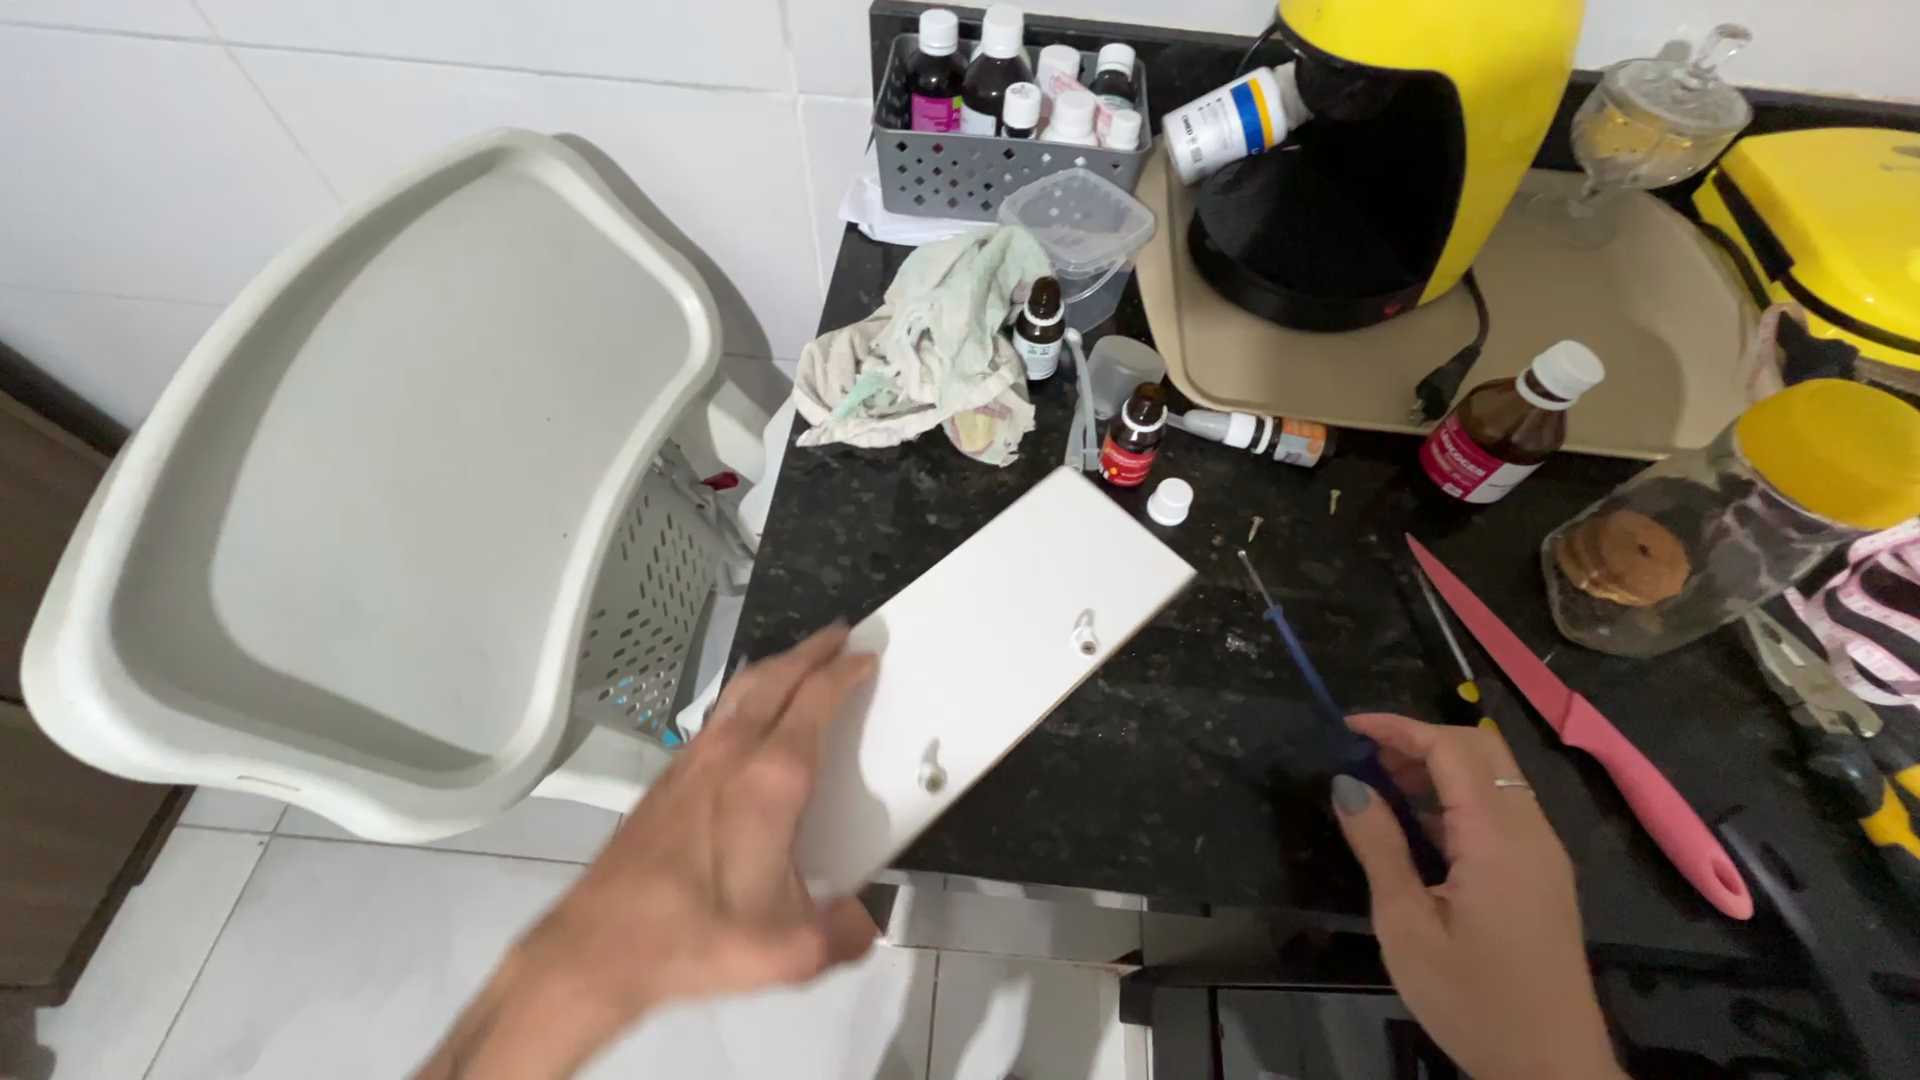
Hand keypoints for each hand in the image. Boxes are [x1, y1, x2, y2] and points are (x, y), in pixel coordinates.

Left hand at [416, 625, 880, 1079]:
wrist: (600, 947)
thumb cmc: (700, 935)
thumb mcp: (790, 949)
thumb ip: (843, 932)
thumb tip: (865, 922)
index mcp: (774, 777)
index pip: (817, 698)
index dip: (846, 670)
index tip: (866, 655)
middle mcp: (736, 751)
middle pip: (779, 676)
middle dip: (814, 650)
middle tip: (841, 636)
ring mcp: (697, 756)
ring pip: (744, 687)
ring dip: (779, 665)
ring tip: (801, 661)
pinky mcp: (671, 773)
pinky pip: (721, 710)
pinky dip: (749, 691)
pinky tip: (751, 712)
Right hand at [1331, 713, 1626, 1079]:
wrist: (1553, 1074)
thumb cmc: (1472, 1001)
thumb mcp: (1405, 926)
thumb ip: (1379, 846)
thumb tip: (1348, 784)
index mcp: (1499, 842)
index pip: (1453, 750)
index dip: (1399, 728)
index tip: (1347, 729)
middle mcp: (1531, 835)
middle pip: (1481, 751)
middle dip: (1418, 739)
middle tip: (1363, 756)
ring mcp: (1542, 854)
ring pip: (1493, 776)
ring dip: (1436, 765)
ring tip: (1380, 785)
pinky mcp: (1541, 873)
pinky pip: (1500, 807)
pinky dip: (1455, 794)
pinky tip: (1416, 823)